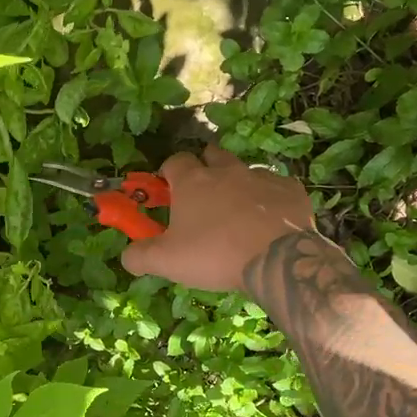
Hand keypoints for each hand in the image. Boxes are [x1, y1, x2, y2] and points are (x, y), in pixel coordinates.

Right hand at [121, 145, 321, 292]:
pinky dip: (266, 199)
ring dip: (236, 185)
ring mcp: (261, 177)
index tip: (166, 190)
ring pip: (244, 171)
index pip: (174, 161)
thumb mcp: (166, 261)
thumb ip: (139, 256)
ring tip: (234, 214)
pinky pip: (274, 188)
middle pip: (212, 155)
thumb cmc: (213, 254)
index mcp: (193, 183)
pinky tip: (264, 221)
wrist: (276, 258)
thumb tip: (126, 256)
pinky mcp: (290, 190)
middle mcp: (227, 171)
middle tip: (199, 197)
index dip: (167, 173)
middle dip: (203, 168)